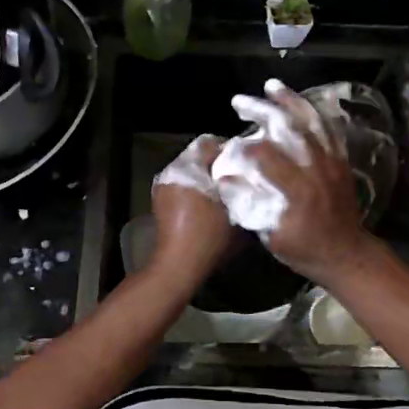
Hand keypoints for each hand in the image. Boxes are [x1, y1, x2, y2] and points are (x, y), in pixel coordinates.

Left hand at [149, 135, 232, 284]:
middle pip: (199, 157)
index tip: (248, 163)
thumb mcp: (233, 210)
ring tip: (226, 190)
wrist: (179, 264)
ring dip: (206, 177)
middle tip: (239, 176)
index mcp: (187, 168)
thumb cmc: (208, 236)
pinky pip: (182, 185)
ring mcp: (162, 187)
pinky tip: (210, 203)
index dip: (232, 151)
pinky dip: (195, 189)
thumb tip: (247, 175)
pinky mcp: (161, 201)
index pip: (211, 144)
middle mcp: (170, 172)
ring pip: (190, 171)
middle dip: (218, 165)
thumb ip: (240, 186)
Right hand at [214, 84, 370, 281]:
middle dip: (261, 110)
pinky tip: (299, 103)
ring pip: (311, 121)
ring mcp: (332, 161)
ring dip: (290, 101)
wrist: (345, 253)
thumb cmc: (302, 249)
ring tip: (270, 86)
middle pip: (288, 128)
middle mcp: (316, 168)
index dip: (242, 146)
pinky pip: (328, 128)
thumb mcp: (270, 234)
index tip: (225, 147)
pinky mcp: (340, 161)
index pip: (265, 155)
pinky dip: (313, 112)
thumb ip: (247, 204)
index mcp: (297, 189)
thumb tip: (224, 178)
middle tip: (239, 102)